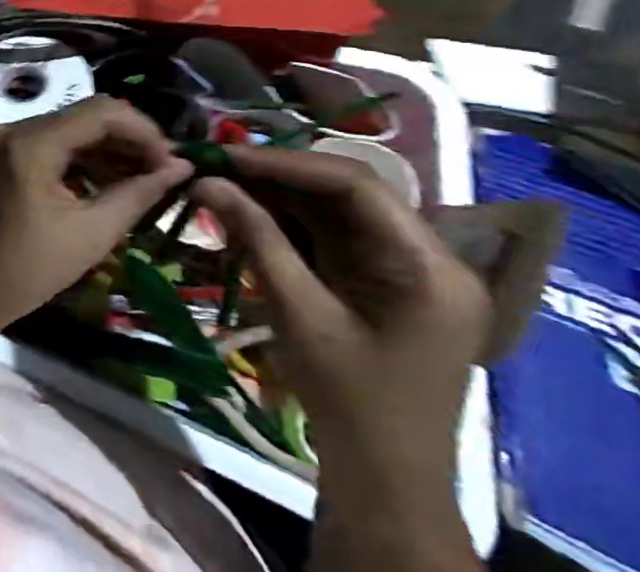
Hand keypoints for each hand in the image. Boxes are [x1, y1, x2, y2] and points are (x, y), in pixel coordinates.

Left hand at [0, 96, 194, 344]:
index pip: (99, 112)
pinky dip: (81, 156)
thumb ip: (138, 193)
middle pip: (83, 116)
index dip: (143, 130)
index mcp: (29, 145)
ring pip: (68, 127)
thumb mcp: (92, 234)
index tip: (172, 159)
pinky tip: (110, 176)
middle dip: (128, 139)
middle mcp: (10, 128)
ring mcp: (0, 135)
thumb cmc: (28, 271)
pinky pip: (49, 140)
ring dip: (107, 148)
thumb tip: (181, 167)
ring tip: (145, 175)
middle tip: (164, 168)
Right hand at [192, 147, 488, 490]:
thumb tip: (207, 182)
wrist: (386, 483)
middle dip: (281, 177)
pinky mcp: (389, 282)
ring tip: (225, 182)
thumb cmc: (349, 404)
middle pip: (351, 193)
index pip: (358, 186)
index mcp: (430, 266)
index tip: (229, 155)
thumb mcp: (299, 316)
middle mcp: (432, 256)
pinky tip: (251, 211)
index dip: (287, 163)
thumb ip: (257, 240)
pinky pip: (339, 238)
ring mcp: (413, 269)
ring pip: (340, 212)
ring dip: (283, 197)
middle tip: (220, 165)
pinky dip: (293, 224)